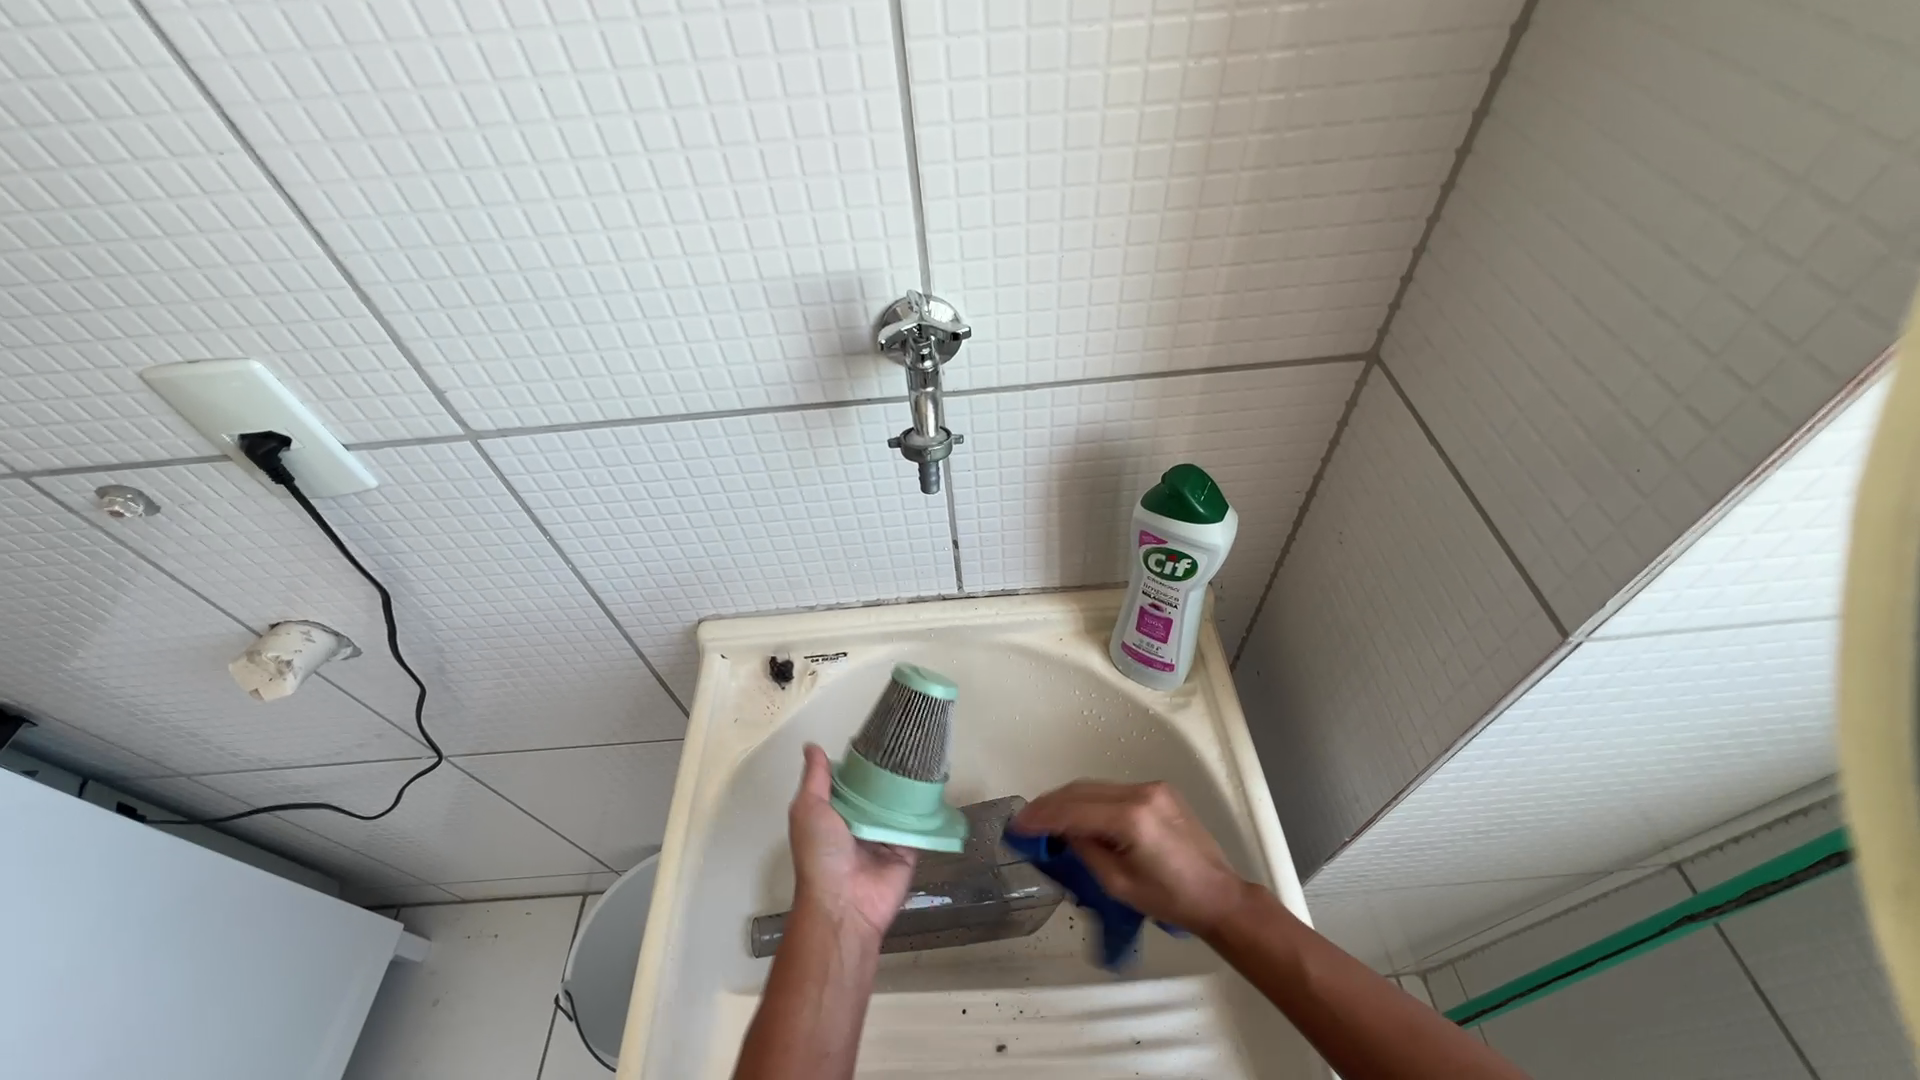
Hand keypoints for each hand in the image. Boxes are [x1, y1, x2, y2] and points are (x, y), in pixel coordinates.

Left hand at [788, 744, 917, 940]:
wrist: (845, 903)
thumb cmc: (820, 854)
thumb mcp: (808, 809)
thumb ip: (815, 778)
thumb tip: (812, 746)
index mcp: (835, 813)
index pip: (851, 780)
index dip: (862, 761)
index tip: (879, 735)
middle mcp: (860, 822)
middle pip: (878, 790)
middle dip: (889, 771)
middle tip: (908, 739)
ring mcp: (885, 835)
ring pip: (900, 804)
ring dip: (910, 786)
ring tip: (926, 753)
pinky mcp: (908, 848)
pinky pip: (919, 824)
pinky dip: (927, 808)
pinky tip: (938, 784)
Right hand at [1013, 781, 1252, 936]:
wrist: (1218, 895)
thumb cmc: (1170, 900)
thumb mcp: (1117, 884)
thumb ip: (1085, 851)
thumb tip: (1063, 833)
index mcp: (1132, 818)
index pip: (1074, 810)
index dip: (1041, 816)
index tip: (1017, 825)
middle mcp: (1141, 793)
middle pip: (1081, 790)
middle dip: (1050, 803)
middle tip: (1025, 820)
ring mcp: (1152, 788)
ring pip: (1096, 786)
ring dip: (1068, 799)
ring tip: (1045, 817)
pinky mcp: (1159, 790)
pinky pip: (1114, 790)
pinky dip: (1090, 799)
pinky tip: (1077, 813)